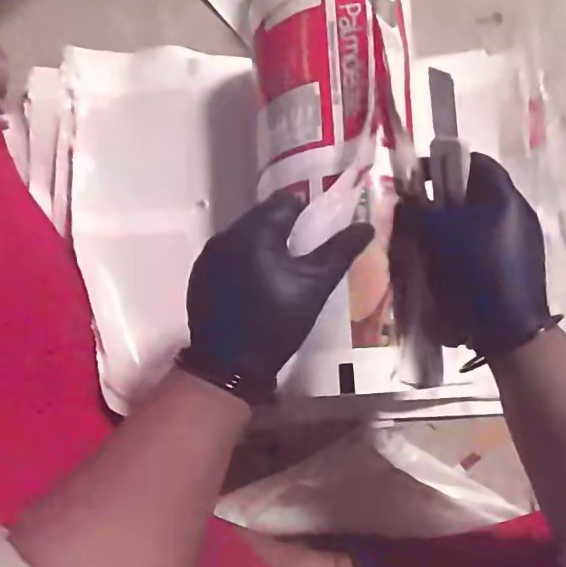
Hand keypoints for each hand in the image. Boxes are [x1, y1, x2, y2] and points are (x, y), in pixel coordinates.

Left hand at [179, 193, 373, 403]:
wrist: (229, 365)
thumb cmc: (277, 320)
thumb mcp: (314, 285)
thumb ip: (340, 251)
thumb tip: (366, 227)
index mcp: (256, 230)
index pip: (286, 201)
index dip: (306, 211)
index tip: (318, 231)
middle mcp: (227, 233)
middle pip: (262, 216)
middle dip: (284, 228)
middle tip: (304, 252)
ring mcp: (209, 254)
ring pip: (244, 235)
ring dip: (263, 244)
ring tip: (282, 269)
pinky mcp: (200, 274)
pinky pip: (227, 254)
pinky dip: (244, 260)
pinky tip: (255, 284)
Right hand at [398, 153, 553, 359]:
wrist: (510, 331)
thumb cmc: (474, 273)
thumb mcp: (438, 237)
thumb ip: (419, 212)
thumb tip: (404, 199)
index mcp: (506, 198)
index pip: (476, 163)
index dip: (445, 165)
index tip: (419, 179)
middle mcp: (519, 214)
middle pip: (476, 194)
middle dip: (444, 201)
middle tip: (418, 215)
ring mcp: (523, 243)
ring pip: (480, 222)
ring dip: (452, 228)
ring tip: (428, 244)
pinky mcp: (520, 267)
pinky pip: (486, 247)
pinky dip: (465, 250)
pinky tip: (448, 269)